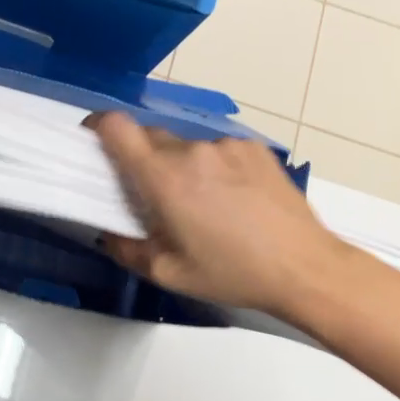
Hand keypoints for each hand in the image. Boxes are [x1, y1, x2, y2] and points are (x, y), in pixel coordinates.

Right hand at [92, 112, 353, 316]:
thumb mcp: (168, 273)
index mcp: (163, 177)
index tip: (93, 143)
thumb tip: (106, 232)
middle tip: (153, 195)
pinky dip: (214, 167)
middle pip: (149, 138)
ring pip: (186, 146)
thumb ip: (125, 249)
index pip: (116, 127)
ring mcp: (226, 144)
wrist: (306, 269)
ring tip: (203, 204)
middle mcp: (191, 149)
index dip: (97, 128)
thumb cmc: (232, 273)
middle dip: (142, 160)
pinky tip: (234, 199)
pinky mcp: (255, 148)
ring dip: (182, 166)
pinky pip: (218, 150)